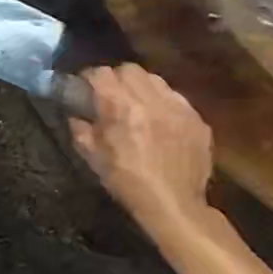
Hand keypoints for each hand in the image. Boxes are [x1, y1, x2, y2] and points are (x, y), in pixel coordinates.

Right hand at [69, 64, 214, 231]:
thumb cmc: (124, 178)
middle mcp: (151, 101)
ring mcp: (179, 109)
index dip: (89, 77)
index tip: (84, 87)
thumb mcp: (90, 153)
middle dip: (116, 77)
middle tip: (110, 94)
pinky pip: (176, 98)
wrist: (172, 204)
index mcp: (120, 106)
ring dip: (141, 86)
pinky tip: (158, 119)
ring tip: (136, 103)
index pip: (101, 72)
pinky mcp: (197, 121)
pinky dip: (163, 102)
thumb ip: (79, 127)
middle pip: (129, 69)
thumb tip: (75, 113)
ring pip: (155, 80)